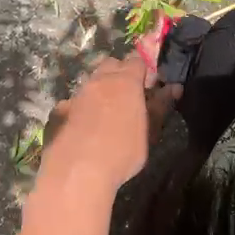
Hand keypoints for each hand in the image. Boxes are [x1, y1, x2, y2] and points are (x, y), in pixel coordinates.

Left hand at [38, 54, 174, 193]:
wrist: (76, 174)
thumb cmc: (122, 151)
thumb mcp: (149, 131)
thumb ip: (160, 106)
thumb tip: (175, 87)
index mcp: (126, 80)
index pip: (137, 60)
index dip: (144, 69)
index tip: (149, 83)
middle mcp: (100, 81)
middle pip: (111, 64)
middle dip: (120, 72)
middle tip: (129, 94)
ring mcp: (77, 95)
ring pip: (91, 81)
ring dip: (100, 89)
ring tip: (107, 112)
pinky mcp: (60, 113)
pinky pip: (73, 102)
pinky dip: (80, 108)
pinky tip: (83, 127)